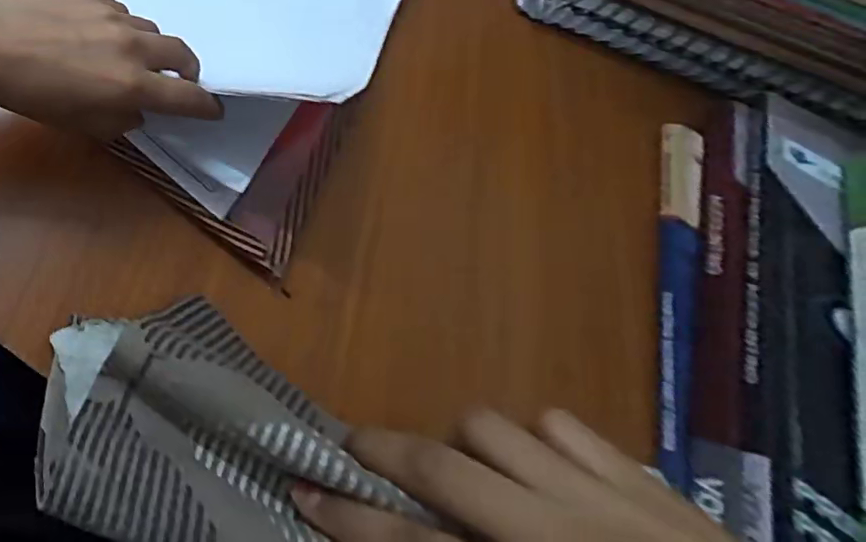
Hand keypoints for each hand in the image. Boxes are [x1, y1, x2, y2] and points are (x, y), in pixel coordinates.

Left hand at [0, 0, 221, 138]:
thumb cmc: (25, 92)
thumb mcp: (74, 122)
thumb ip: (117, 119)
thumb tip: (137, 110)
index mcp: (130, 84)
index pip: (188, 97)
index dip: (206, 107)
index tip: (210, 109)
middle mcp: (130, 45)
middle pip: (181, 54)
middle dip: (186, 71)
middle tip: (175, 80)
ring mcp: (111, 14)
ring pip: (147, 30)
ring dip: (146, 47)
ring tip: (121, 57)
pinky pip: (117, 12)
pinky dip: (115, 27)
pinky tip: (86, 34)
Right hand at [293, 410, 729, 541]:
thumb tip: (405, 539)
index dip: (345, 519)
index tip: (297, 491)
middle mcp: (562, 534)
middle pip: (439, 470)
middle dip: (377, 454)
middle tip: (350, 455)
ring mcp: (616, 502)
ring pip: (493, 429)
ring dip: (467, 448)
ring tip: (475, 478)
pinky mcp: (662, 488)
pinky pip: (567, 429)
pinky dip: (543, 445)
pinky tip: (554, 476)